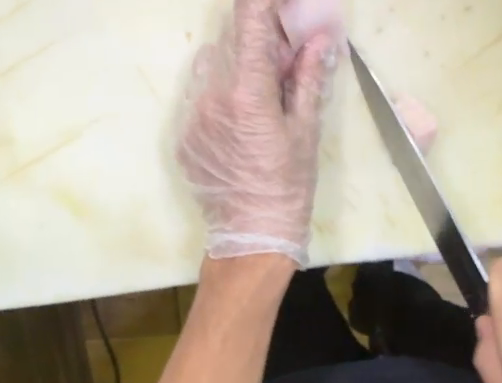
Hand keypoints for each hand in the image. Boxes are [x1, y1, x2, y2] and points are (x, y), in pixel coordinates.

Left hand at [178, 0, 338, 263]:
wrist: (251, 240)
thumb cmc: (287, 190)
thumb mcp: (305, 133)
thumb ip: (308, 78)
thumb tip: (318, 38)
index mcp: (247, 91)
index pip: (249, 16)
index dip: (265, 1)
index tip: (280, 5)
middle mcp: (211, 96)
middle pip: (230, 39)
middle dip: (258, 40)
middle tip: (283, 60)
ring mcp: (191, 118)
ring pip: (210, 64)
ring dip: (235, 66)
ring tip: (259, 96)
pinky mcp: (183, 138)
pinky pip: (198, 98)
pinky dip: (219, 96)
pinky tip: (239, 124)